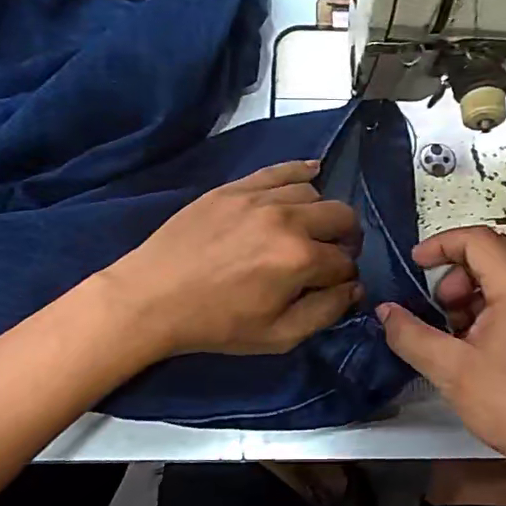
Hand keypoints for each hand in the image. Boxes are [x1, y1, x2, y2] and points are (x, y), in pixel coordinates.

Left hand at [96, 160, 364, 357]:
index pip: (346, 262)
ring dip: (320, 213)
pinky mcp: (234, 187)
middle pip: (342, 216)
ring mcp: (259, 197)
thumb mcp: (277, 336)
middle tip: (330, 256)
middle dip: (345, 239)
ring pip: (313, 192)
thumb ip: (324, 313)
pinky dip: (302, 171)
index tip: (332, 287)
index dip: (345, 278)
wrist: (152, 297)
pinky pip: (281, 169)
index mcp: (300, 259)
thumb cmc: (216, 324)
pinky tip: (311, 174)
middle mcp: (287, 219)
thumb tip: (352, 289)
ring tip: (307, 231)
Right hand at [376, 227, 505, 484]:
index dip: (440, 245)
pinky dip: (495, 312)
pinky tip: (481, 352)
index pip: (477, 240)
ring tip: (456, 336)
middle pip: (495, 255)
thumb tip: (386, 312)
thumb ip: (412, 336)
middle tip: (438, 309)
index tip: (415, 265)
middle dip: (457, 274)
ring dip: (474, 296)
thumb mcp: (452, 371)